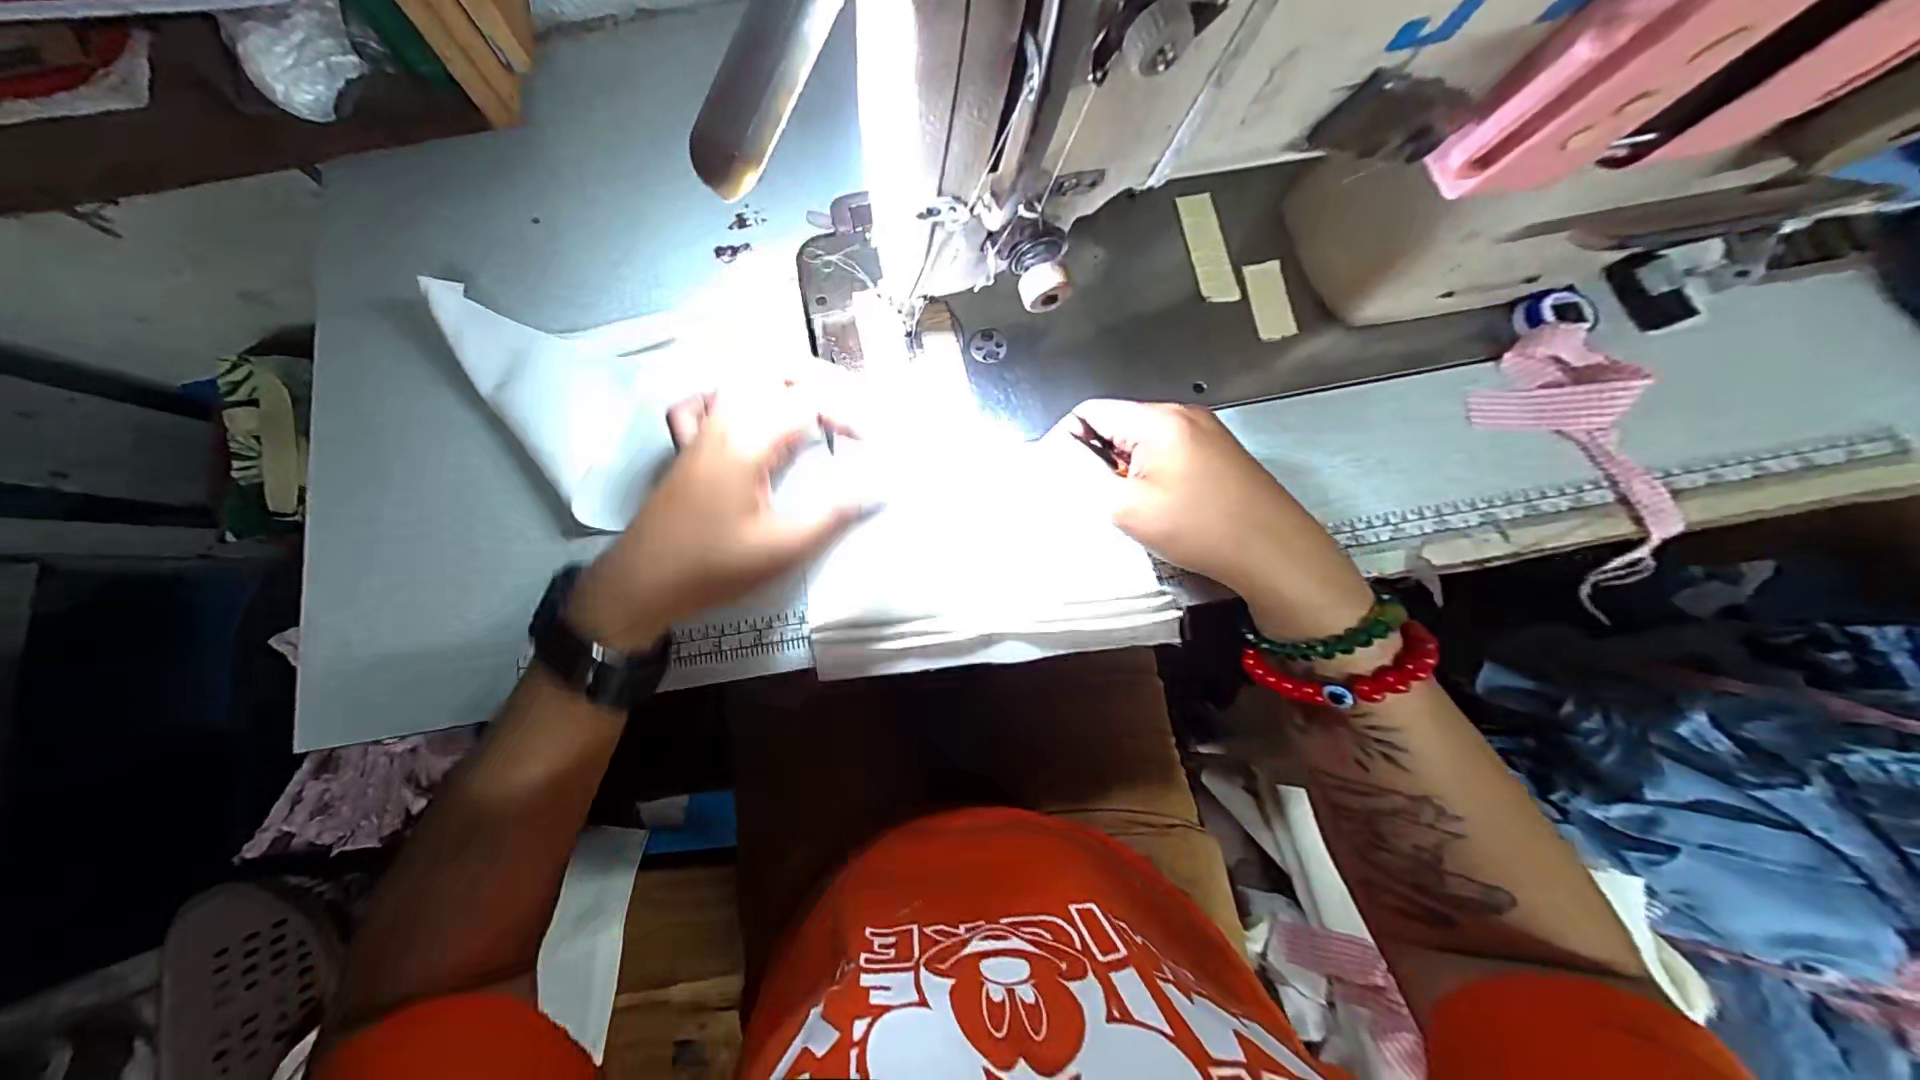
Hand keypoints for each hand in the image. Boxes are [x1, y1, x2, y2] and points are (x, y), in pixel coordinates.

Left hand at [566, 377, 866, 648]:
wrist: (642, 583)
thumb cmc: (715, 566)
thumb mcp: (783, 547)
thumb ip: (834, 515)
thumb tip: (880, 491)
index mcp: (748, 442)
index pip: (807, 403)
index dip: (846, 414)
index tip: (871, 441)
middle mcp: (723, 423)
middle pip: (773, 372)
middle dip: (818, 379)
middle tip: (851, 401)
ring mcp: (700, 431)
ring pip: (740, 380)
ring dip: (780, 381)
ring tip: (813, 400)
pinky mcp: (685, 447)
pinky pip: (703, 402)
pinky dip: (727, 396)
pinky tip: (742, 412)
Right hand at [1051, 400, 1373, 639]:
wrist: (1275, 553)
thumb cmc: (1199, 528)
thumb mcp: (1126, 507)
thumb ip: (1084, 478)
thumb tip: (1060, 461)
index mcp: (1158, 419)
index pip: (1090, 411)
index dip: (1065, 441)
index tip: (1059, 478)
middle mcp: (1183, 415)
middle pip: (1116, 425)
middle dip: (1096, 460)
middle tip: (1092, 500)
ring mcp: (1205, 433)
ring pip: (1140, 444)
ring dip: (1122, 472)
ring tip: (1125, 510)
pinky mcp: (1218, 456)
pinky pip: (1166, 456)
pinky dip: (1149, 477)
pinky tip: (1155, 509)